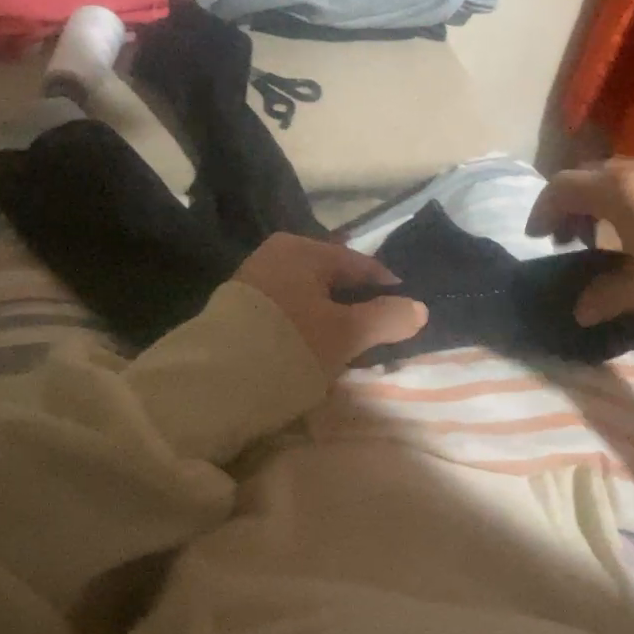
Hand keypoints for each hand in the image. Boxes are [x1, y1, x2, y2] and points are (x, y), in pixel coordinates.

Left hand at [233, 234, 427, 373]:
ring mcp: (252, 283)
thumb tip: (420, 308)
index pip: (359, 265)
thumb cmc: (291, 345)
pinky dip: (303, 332)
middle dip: (354, 309)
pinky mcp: (236, 313)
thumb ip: (386, 318)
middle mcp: (274, 255)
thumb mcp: (347, 334)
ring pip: (307, 301)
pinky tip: (309, 356)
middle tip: (375, 340)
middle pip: (331, 282)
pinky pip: (285, 316)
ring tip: (345, 354)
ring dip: (327, 324)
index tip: (404, 317)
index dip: (386, 290)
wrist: (213, 384)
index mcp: (302, 248)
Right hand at [526, 157, 633, 338]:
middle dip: (571, 204)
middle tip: (570, 241)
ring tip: (609, 239)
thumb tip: (579, 308)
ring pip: (623, 175)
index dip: (542, 211)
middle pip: (591, 175)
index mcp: (619, 190)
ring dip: (604, 201)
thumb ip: (606, 295)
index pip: (562, 186)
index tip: (537, 240)